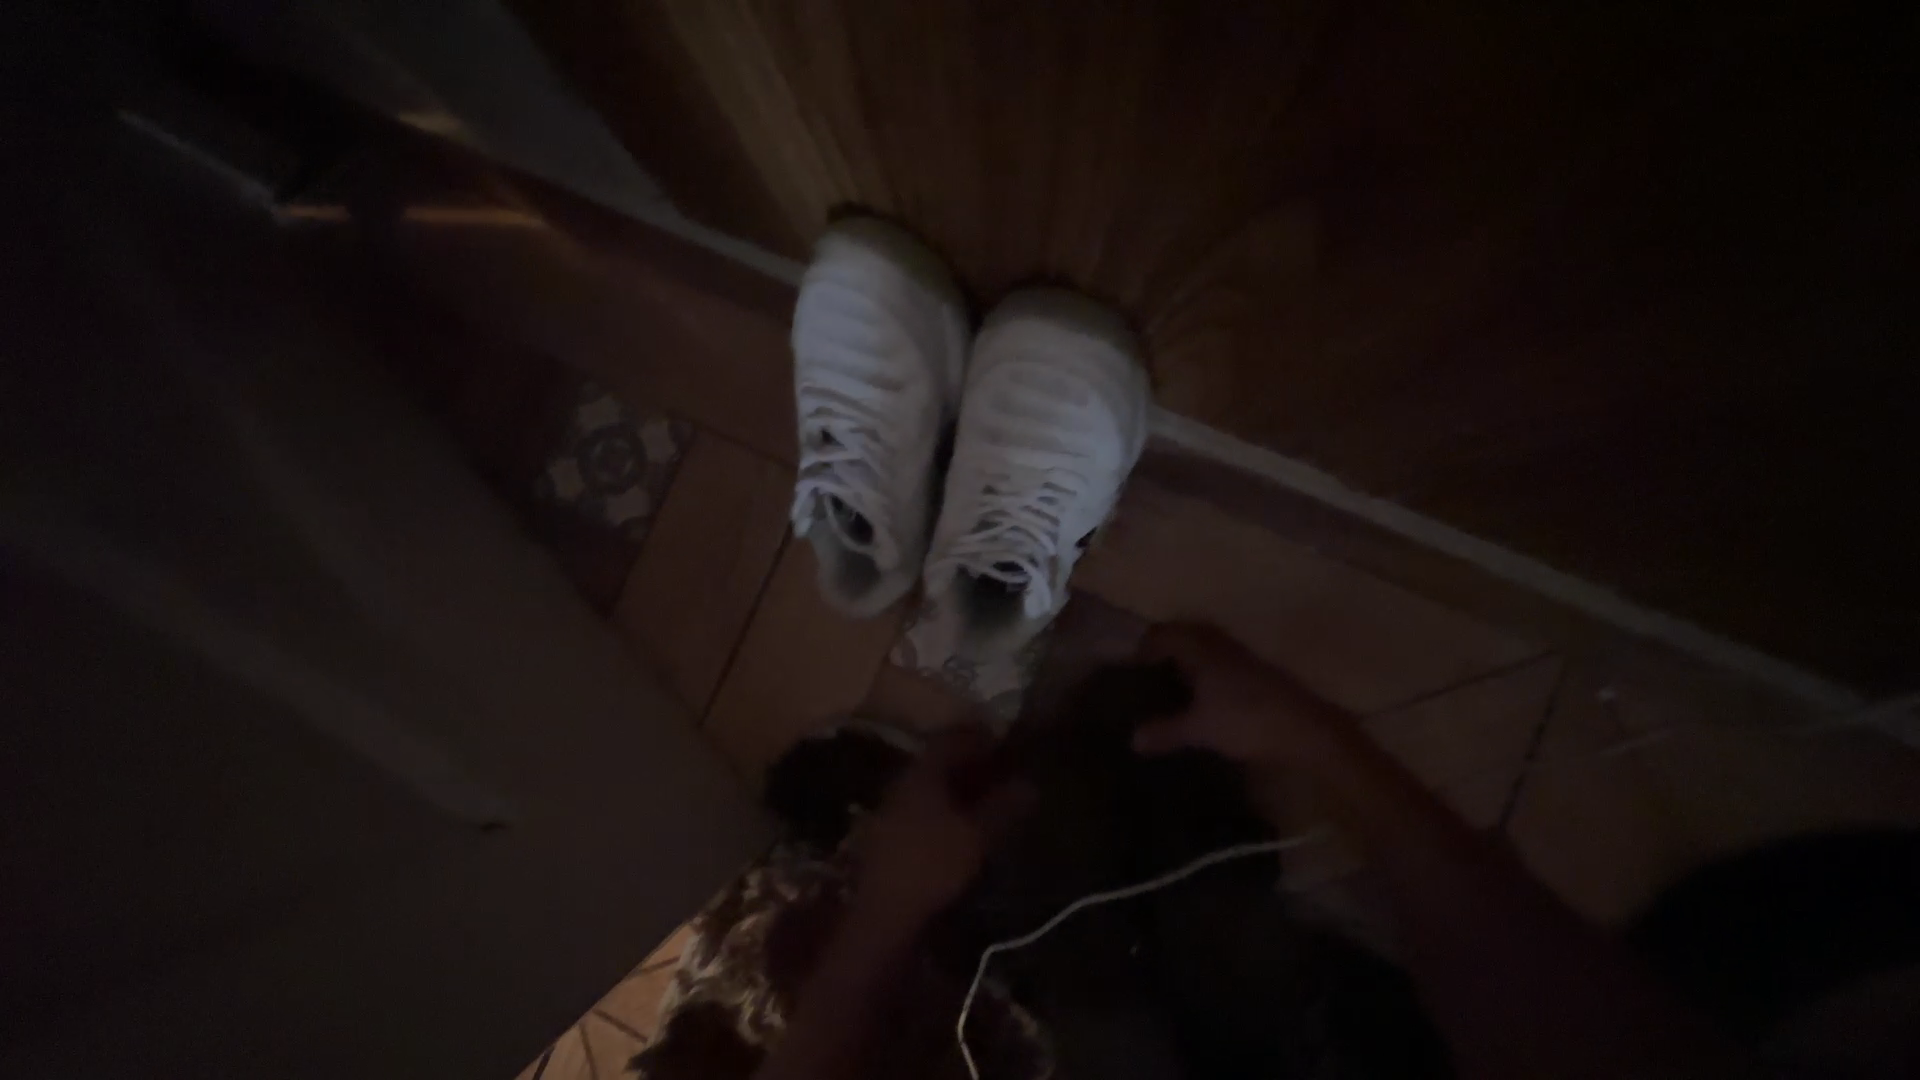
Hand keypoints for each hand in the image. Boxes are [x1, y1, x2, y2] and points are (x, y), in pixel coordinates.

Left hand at [852, 726, 1033, 928]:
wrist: (884, 911)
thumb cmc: (933, 863)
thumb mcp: (977, 835)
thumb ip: (1003, 807)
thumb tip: (1030, 785)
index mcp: (923, 772)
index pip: (952, 739)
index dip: (979, 737)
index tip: (1004, 740)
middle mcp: (905, 781)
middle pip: (940, 761)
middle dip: (971, 762)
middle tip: (1002, 769)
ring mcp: (893, 808)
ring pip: (931, 785)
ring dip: (959, 786)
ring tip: (988, 798)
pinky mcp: (889, 834)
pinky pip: (923, 806)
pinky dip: (946, 806)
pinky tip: (962, 824)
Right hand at [1131, 622, 1351, 767]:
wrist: (1307, 729)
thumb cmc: (1246, 720)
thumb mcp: (1199, 729)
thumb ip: (1165, 731)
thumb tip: (1132, 740)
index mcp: (1201, 649)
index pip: (1165, 633)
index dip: (1146, 646)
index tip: (1133, 667)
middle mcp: (1221, 645)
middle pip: (1188, 632)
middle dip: (1168, 646)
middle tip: (1152, 670)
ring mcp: (1243, 657)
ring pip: (1209, 645)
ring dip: (1191, 656)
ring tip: (1177, 682)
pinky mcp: (1260, 673)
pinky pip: (1224, 659)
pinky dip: (1210, 669)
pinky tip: (1208, 695)